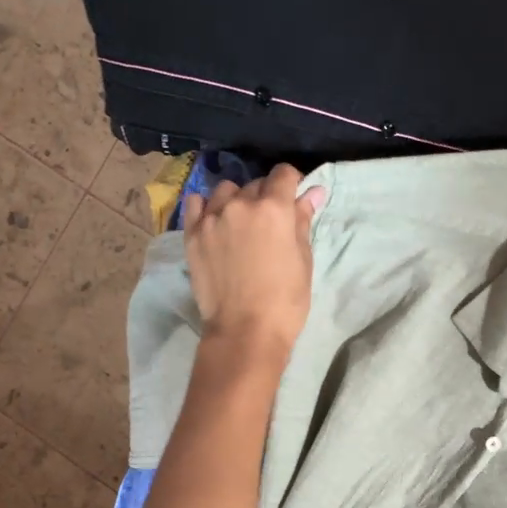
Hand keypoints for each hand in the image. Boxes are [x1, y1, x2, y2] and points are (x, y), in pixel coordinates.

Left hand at [183, 163, 325, 356]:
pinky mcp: (192, 234)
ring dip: (236, 199)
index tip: (294, 197)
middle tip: (270, 223)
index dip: (293, 182)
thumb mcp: (303, 261)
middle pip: (256, 184)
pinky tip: (215, 221)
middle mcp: (240, 204)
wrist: (245, 332)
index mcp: (273, 208)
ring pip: (226, 191)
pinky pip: (196, 203)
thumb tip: (313, 192)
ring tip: (240, 222)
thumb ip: (303, 221)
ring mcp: (212, 217)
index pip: (284, 175)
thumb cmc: (285, 302)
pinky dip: (207, 206)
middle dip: (266, 196)